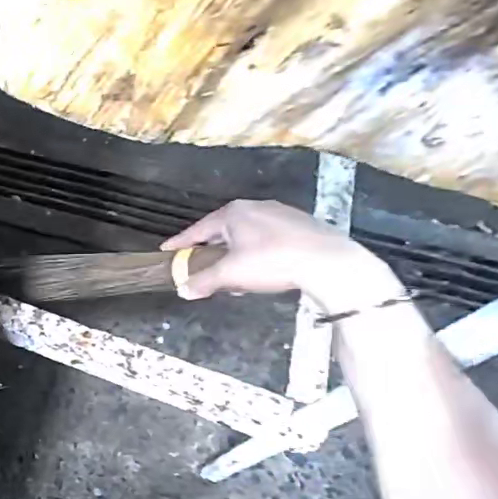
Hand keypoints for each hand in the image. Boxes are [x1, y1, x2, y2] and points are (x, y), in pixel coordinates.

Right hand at [161, 199, 401, 313]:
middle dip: (211, 250)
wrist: (330, 262)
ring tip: (234, 273)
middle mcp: (255, 207)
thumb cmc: (272, 261)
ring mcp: (281, 213)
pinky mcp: (301, 224)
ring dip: (235, 253)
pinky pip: (268, 237)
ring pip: (247, 234)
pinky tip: (262, 269)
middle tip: (201, 265)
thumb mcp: (230, 275)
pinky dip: (257, 251)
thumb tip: (183, 290)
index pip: (198, 230)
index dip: (181, 243)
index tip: (167, 251)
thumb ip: (203, 281)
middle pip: (223, 230)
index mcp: (233, 213)